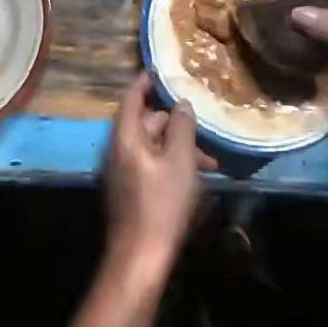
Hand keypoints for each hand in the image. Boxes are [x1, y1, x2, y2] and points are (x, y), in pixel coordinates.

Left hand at [102, 75, 207, 280]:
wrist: (140, 257)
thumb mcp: (181, 161)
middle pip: (145, 122)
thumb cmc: (162, 204)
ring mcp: (121, 170)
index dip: (146, 81)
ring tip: (209, 162)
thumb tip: (181, 103)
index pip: (133, 97)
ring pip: (152, 146)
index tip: (161, 69)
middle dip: (174, 123)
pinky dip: (170, 163)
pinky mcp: (128, 189)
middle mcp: (118, 149)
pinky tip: (195, 179)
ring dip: (178, 147)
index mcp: (125, 137)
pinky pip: (150, 164)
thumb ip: (182, 128)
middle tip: (203, 127)